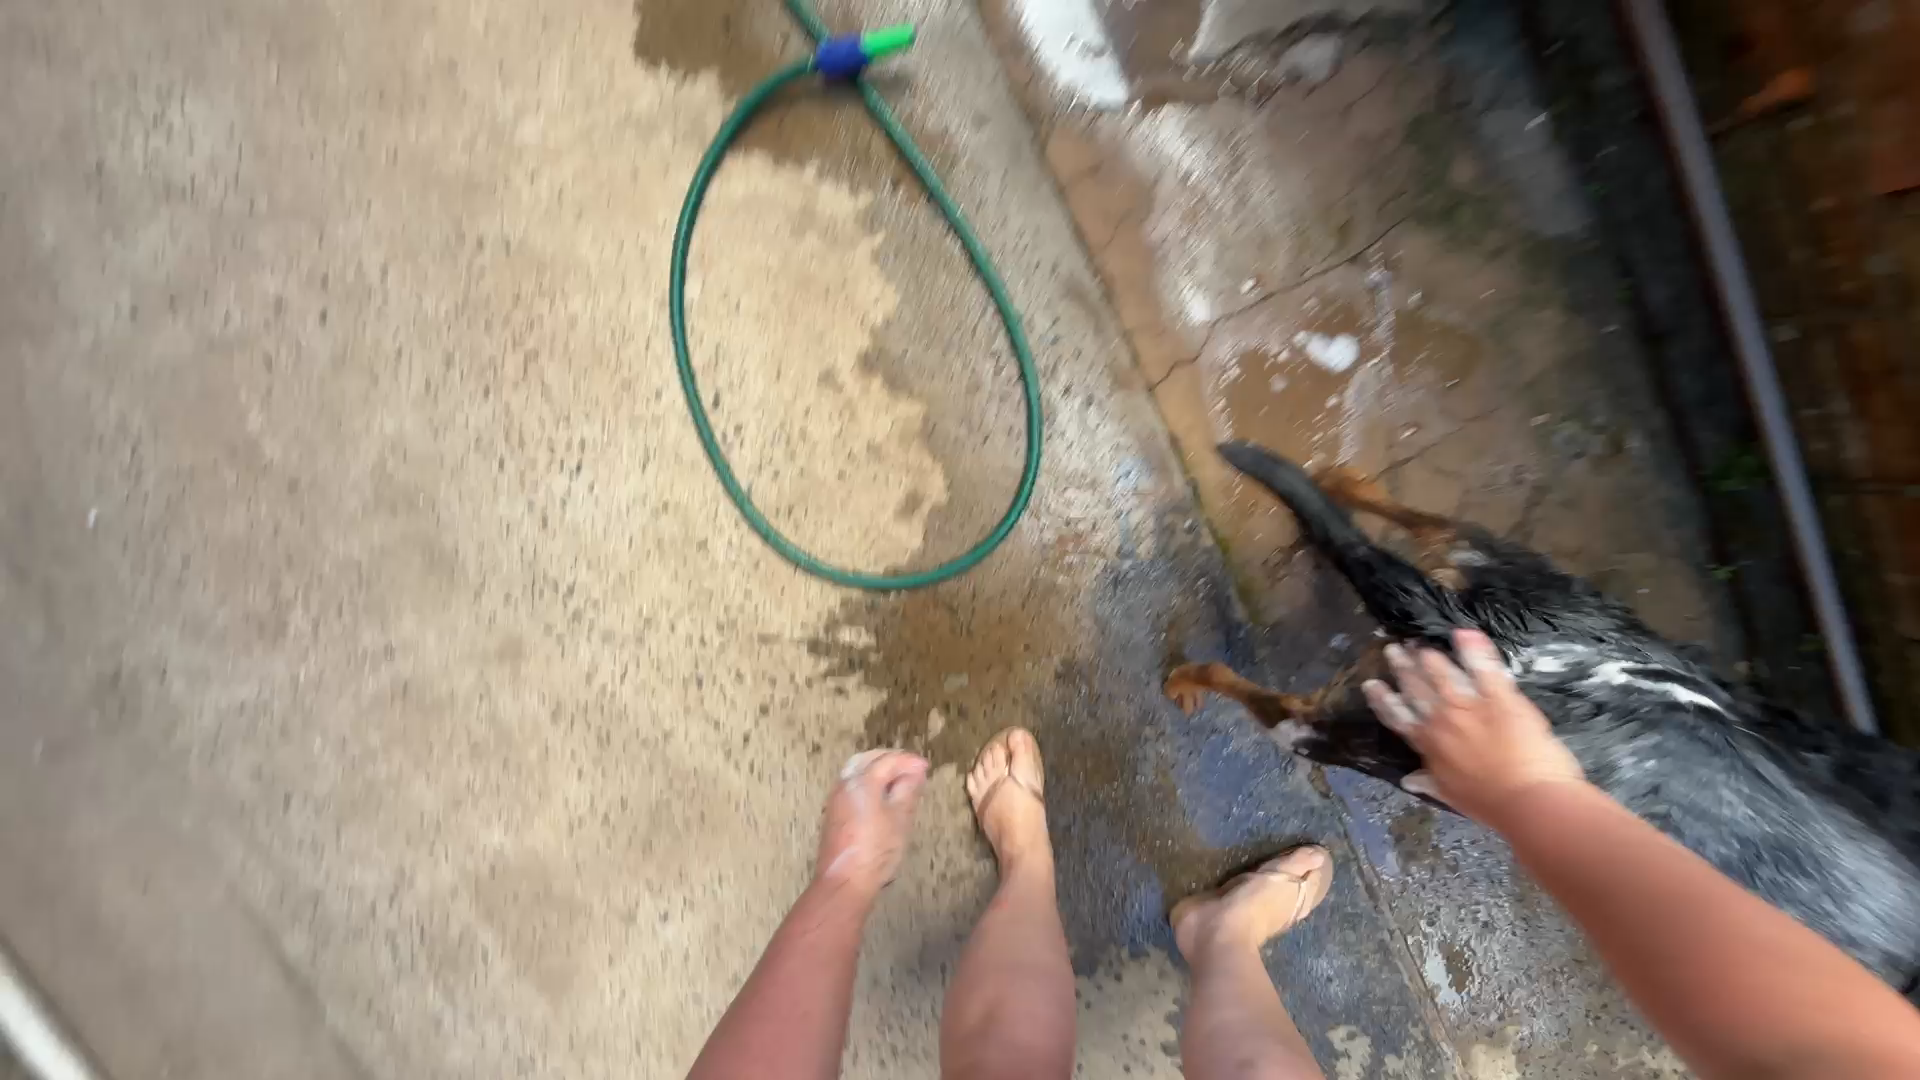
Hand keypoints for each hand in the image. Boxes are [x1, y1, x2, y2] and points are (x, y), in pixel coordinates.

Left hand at [815, 749, 928, 900]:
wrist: (844, 882)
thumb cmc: (876, 850)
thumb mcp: (900, 819)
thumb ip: (908, 790)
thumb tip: (915, 771)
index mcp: (863, 781)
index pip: (889, 760)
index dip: (909, 761)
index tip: (926, 768)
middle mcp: (845, 783)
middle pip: (869, 758)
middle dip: (892, 759)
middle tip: (912, 768)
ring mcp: (836, 797)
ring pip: (857, 768)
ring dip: (878, 767)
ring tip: (898, 779)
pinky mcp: (834, 811)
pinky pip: (851, 782)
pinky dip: (868, 779)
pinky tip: (880, 794)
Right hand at [1362, 629, 1585, 826]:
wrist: (1530, 802)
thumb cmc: (1491, 805)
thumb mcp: (1453, 796)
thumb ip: (1430, 782)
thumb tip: (1407, 780)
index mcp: (1428, 744)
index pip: (1398, 717)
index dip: (1383, 699)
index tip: (1372, 684)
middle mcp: (1440, 720)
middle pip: (1416, 689)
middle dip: (1403, 668)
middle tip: (1393, 649)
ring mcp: (1468, 706)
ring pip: (1442, 674)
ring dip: (1430, 657)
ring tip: (1420, 644)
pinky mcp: (1499, 698)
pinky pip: (1483, 669)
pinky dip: (1473, 649)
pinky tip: (1464, 632)